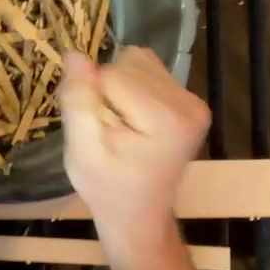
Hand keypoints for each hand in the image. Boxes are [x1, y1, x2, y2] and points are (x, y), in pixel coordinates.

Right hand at [56, 47, 209, 258]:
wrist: (138, 215)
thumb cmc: (107, 189)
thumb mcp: (81, 151)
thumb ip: (78, 101)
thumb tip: (75, 54)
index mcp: (166, 119)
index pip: (110, 76)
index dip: (92, 97)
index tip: (96, 130)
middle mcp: (188, 104)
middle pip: (127, 63)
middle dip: (106, 89)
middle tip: (106, 129)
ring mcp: (194, 102)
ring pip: (137, 61)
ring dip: (118, 85)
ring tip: (119, 122)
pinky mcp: (191, 101)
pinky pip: (148, 69)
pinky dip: (132, 86)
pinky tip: (132, 116)